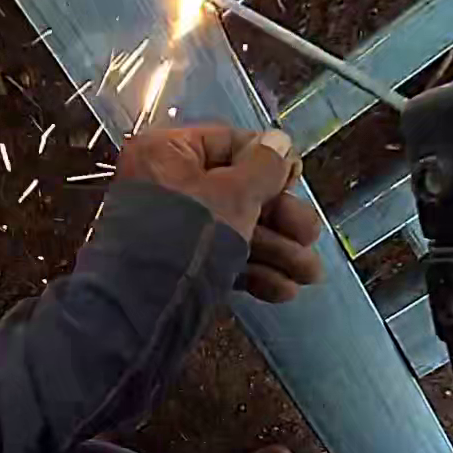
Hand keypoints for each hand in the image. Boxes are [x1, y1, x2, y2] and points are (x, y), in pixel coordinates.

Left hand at [119, 126, 323, 302]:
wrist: (141, 310)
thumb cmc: (185, 238)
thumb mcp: (233, 195)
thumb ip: (263, 167)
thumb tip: (279, 142)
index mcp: (168, 153)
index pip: (228, 144)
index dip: (268, 162)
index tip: (297, 179)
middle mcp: (168, 187)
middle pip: (239, 192)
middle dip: (282, 220)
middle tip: (310, 235)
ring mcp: (174, 230)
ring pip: (236, 231)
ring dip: (278, 252)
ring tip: (310, 274)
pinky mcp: (182, 267)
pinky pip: (223, 260)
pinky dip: (254, 273)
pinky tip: (284, 290)